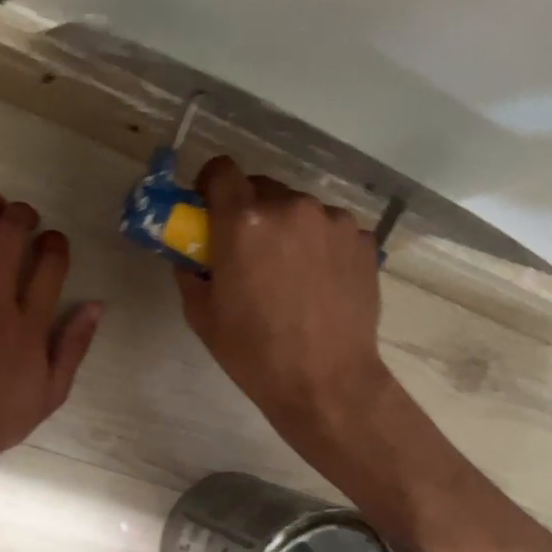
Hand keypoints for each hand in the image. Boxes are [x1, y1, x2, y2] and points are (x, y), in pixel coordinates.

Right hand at [174, 157, 391, 446]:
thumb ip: (190, 270)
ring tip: (289, 276)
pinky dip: (319, 246)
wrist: (326, 381)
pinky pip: (330, 230)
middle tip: (248, 253)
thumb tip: (189, 252)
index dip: (210, 186)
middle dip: (250, 213)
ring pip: (299, 210)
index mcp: (243, 222)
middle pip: (262, 188)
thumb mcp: (201, 315)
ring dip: (287, 230)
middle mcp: (290, 207)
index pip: (220, 170)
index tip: (209, 210)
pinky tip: (318, 285)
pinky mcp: (362, 239)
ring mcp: (333, 220)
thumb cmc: (253, 353)